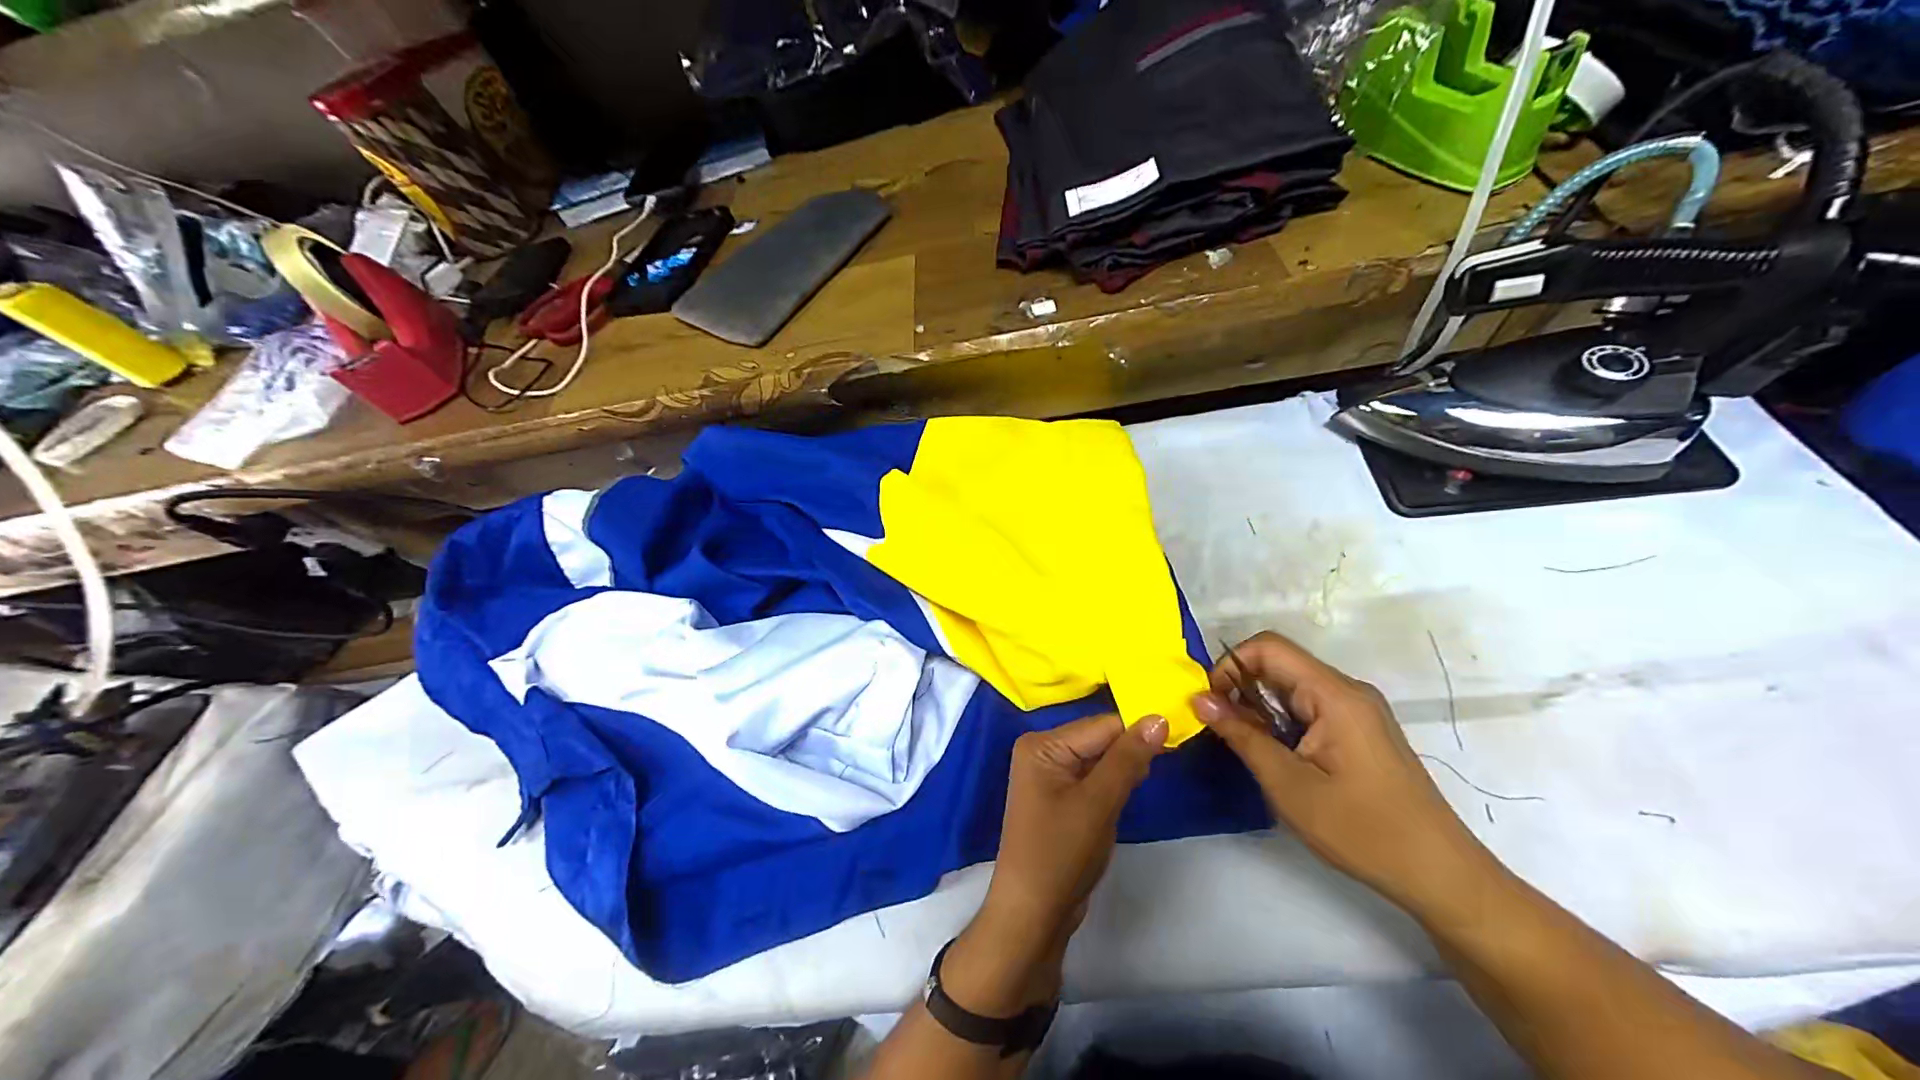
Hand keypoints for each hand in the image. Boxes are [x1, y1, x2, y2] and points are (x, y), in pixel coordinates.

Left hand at [941, 712, 1168, 1015]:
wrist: (1034, 912)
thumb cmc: (1061, 853)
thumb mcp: (1099, 802)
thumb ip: (1129, 758)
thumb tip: (1159, 717)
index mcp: (1042, 744)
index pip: (1102, 725)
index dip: (1139, 730)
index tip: (1179, 736)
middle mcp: (1043, 752)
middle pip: (1100, 738)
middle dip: (1132, 749)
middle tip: (1170, 760)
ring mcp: (1051, 776)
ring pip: (1101, 759)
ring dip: (1126, 768)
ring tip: (1149, 780)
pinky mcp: (1061, 797)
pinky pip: (1095, 778)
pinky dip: (1115, 783)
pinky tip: (1131, 792)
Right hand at [1193, 632, 1501, 917]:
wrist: (1438, 874)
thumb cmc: (1361, 829)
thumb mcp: (1288, 784)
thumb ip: (1242, 735)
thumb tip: (1199, 698)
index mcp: (1335, 695)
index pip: (1268, 647)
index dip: (1230, 665)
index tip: (1209, 704)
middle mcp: (1349, 691)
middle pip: (1280, 664)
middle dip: (1240, 687)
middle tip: (1220, 729)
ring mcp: (1358, 711)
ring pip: (1293, 688)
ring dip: (1260, 707)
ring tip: (1245, 747)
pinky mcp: (1361, 731)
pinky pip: (1310, 708)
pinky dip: (1282, 721)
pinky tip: (1276, 757)